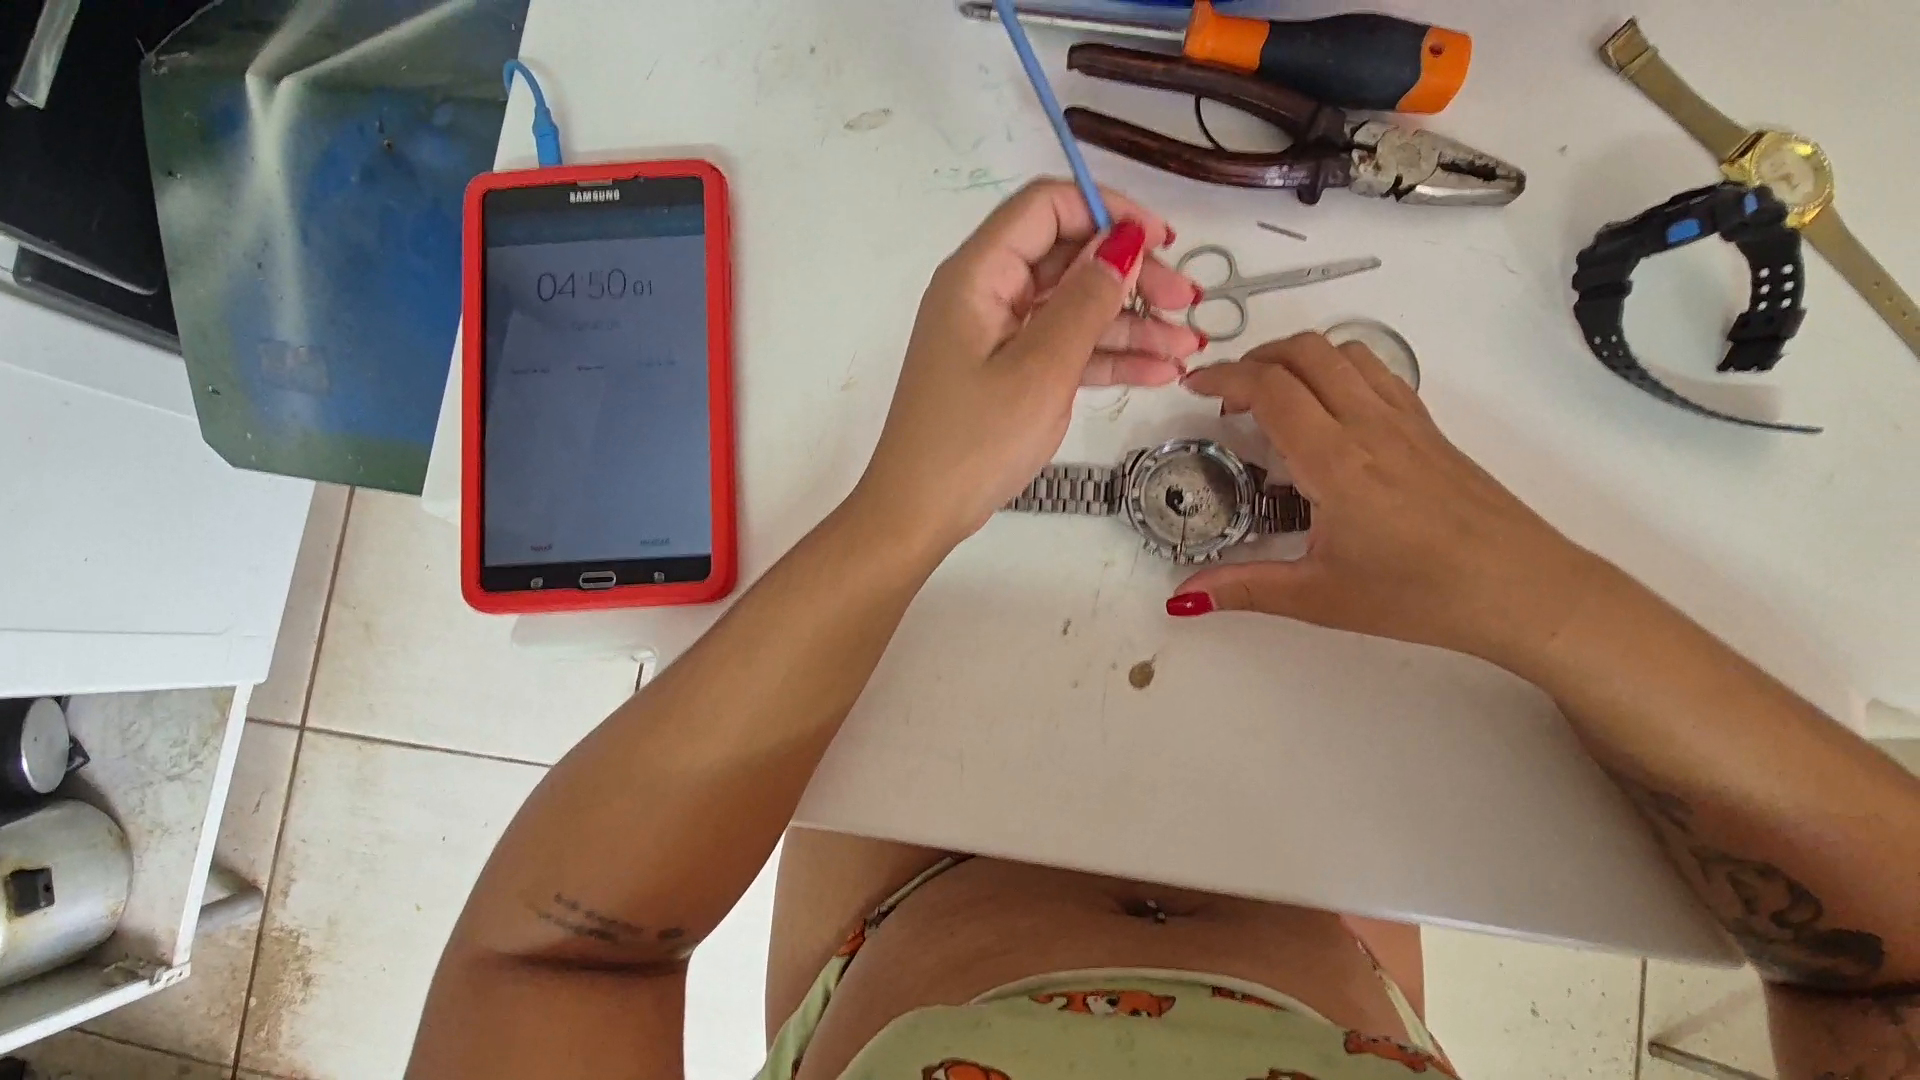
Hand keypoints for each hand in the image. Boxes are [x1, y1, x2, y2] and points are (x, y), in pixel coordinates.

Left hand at [854, 180, 1204, 549]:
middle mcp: (987, 294)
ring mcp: (998, 335)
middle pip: (1068, 258)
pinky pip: (1064, 349)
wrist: (920, 512)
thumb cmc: (974, 440)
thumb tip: (1125, 242)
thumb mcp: (1041, 369)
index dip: (1108, 211)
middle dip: (1131, 276)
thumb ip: (1087, 302)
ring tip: (1189, 348)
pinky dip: (1107, 358)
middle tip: (1187, 304)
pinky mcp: (1009, 372)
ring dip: (1131, 325)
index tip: (1162, 240)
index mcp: (979, 275)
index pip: (1047, 208)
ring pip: (1074, 308)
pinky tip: (1159, 371)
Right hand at [1169, 333, 1609, 667]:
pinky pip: (1376, 371)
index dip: (1224, 377)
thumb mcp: (1319, 597)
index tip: (1194, 388)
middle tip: (1225, 394)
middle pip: (1305, 351)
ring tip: (1270, 393)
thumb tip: (1181, 597)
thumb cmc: (1419, 595)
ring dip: (1297, 356)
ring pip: (1344, 351)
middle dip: (1254, 358)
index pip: (1271, 388)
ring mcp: (1405, 421)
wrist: (1523, 590)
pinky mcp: (1428, 428)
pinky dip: (1337, 367)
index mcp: (1335, 462)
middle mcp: (1369, 425)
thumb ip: (1243, 588)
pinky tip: (1326, 408)